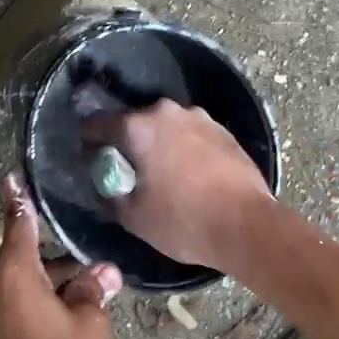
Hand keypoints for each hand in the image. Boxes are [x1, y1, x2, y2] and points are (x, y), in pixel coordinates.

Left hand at [0, 172, 121, 338]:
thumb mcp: (89, 322)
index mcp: (10, 272)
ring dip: (51, 284)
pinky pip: (16, 306)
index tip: (13, 175)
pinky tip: (69, 315)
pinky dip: (39, 303)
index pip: (18, 222)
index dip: (19, 198)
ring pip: (22, 283)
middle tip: (93, 263)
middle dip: (57, 258)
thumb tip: (103, 271)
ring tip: (91, 293)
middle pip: (24, 256)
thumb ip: (91, 288)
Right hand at [90, 99, 273, 267]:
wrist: (249, 227)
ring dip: (159, 143)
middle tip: (130, 168)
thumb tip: (105, 184)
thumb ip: (111, 195)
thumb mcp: (134, 217)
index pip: (98, 124)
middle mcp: (164, 111)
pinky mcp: (222, 130)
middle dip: (128, 142)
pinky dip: (186, 148)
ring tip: (165, 172)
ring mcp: (197, 117)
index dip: (89, 140)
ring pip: (166, 127)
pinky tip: (192, 174)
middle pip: (135, 122)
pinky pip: (191, 135)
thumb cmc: (184, 221)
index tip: (89, 155)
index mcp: (137, 127)